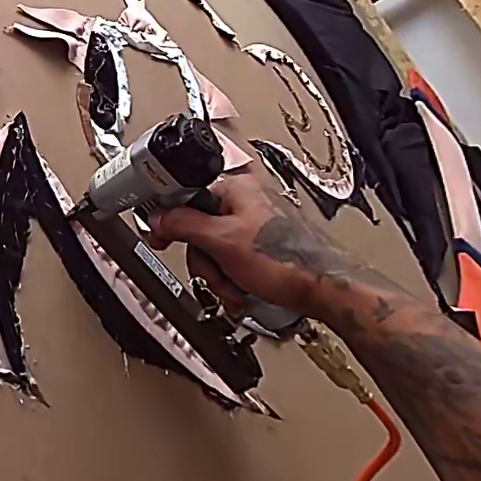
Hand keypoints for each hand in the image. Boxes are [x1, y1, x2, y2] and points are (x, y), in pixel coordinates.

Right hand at [148, 172, 363, 316]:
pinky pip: (228, 261)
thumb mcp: (221, 241)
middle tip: (214, 273)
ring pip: (211, 250)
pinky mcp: (257, 248)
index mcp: (234, 189)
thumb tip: (158, 219)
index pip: (186, 197)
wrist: (323, 290)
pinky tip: (241, 289)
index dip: (170, 220)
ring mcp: (251, 226)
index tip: (160, 237)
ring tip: (234, 286)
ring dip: (217, 275)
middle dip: (203, 261)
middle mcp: (243, 203)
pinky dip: (230, 279)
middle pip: (196, 229)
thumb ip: (183, 225)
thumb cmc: (285, 261)